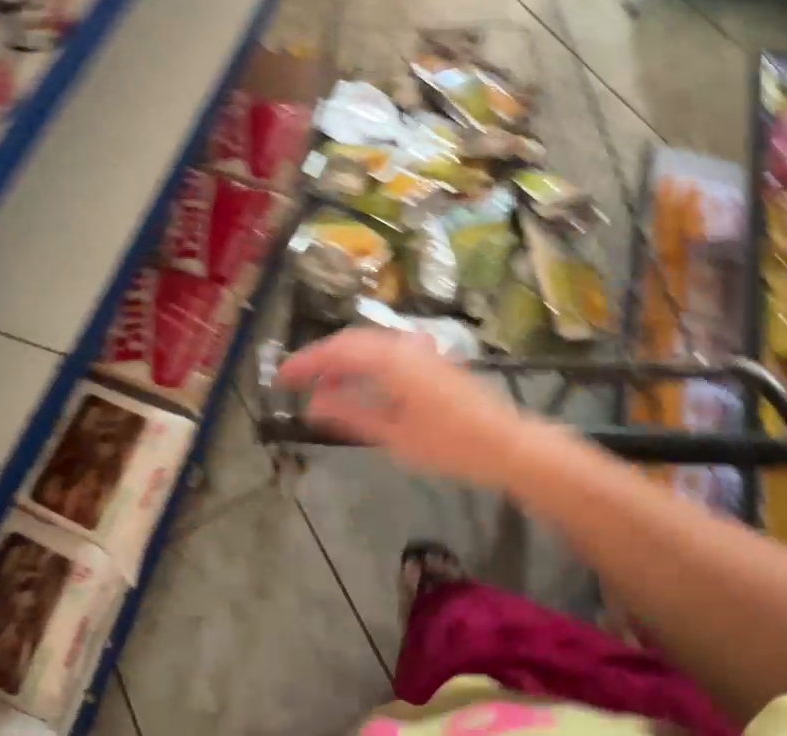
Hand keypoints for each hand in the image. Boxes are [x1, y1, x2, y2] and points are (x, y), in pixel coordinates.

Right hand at [275, 328, 539, 487]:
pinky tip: (360, 387)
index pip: (336, 351)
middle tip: (297, 380)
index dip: (305, 362)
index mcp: (390, 358)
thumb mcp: (392, 434)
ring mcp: (419, 350)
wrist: (505, 443)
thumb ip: (350, 413)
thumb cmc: (448, 443)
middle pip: (351, 342)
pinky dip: (364, 365)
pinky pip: (386, 352)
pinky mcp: (430, 360)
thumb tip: (313, 401)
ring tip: (324, 388)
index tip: (281, 376)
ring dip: (343, 362)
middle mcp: (402, 344)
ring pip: (369, 346)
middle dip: (321, 359)